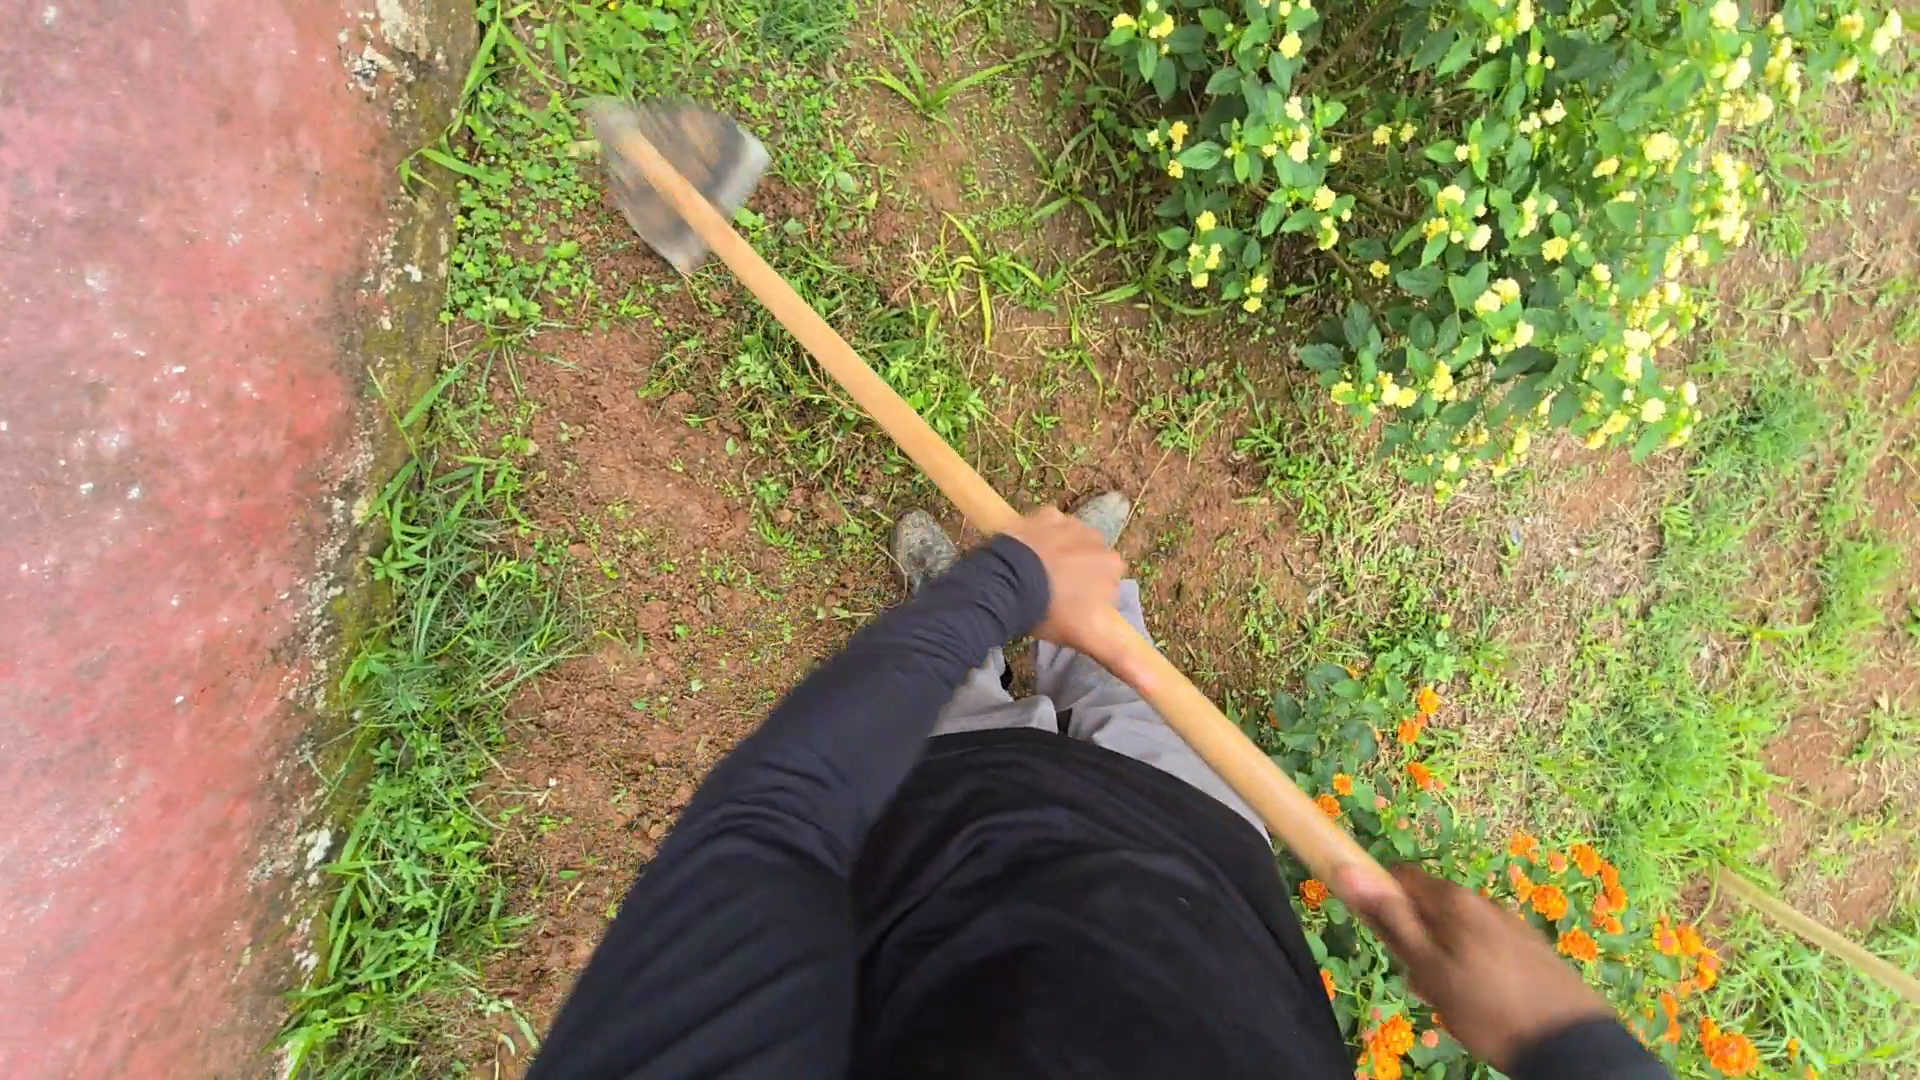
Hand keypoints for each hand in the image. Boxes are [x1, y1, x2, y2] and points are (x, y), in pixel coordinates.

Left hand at [1002, 507, 1154, 694]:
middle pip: (1090, 561)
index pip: (1107, 585)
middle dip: (1076, 576)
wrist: (1007, 586)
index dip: (1089, 599)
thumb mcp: (1088, 640)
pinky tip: (1028, 555)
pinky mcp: (1042, 514)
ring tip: (1036, 577)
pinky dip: (1040, 537)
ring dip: (1059, 555)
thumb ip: (1122, 660)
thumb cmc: (1052, 613)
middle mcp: (1097, 538)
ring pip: (1069, 542)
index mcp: (1113, 565)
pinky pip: (1047, 525)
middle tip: (1051, 595)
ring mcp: (1069, 523)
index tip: (1070, 610)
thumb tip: (1156, 687)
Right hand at [1338, 863, 1611, 1071]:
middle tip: (1421, 980)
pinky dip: (1476, 966)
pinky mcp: (1537, 952)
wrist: (1579, 1052)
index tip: (1385, 936)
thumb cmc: (1491, 1009)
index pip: (1399, 877)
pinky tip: (1484, 1001)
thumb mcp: (1430, 969)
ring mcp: (1514, 926)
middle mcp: (1483, 901)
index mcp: (1454, 899)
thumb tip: (1349, 870)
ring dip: (1445, 956)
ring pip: (1459, 932)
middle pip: (1429, 907)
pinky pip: (1488, 948)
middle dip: (1417, 938)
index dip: (1383, 901)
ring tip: (1452, 999)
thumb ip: (1390, 918)